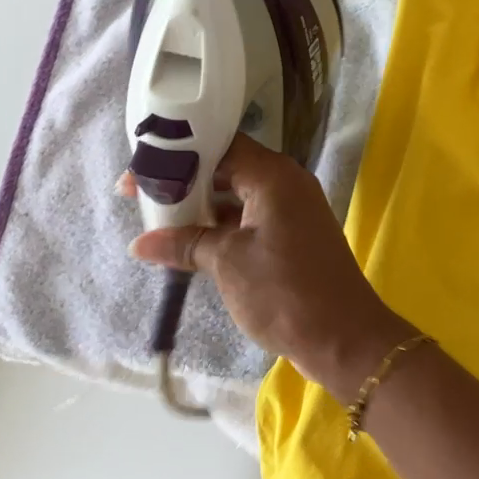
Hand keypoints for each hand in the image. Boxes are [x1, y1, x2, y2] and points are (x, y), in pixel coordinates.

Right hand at [122, 134, 412, 394]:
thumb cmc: (283, 290)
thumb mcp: (228, 263)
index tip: (141, 166)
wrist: (341, 334)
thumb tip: (142, 243)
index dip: (179, 153)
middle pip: (228, 166)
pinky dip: (219, 224)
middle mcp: (286, 182)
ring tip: (154, 216)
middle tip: (138, 192)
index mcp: (274, 175)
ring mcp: (291, 208)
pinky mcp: (291, 233)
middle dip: (184, 180)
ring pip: (236, 193)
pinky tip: (186, 240)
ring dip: (199, 204)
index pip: (222, 145)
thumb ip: (186, 244)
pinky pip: (248, 216)